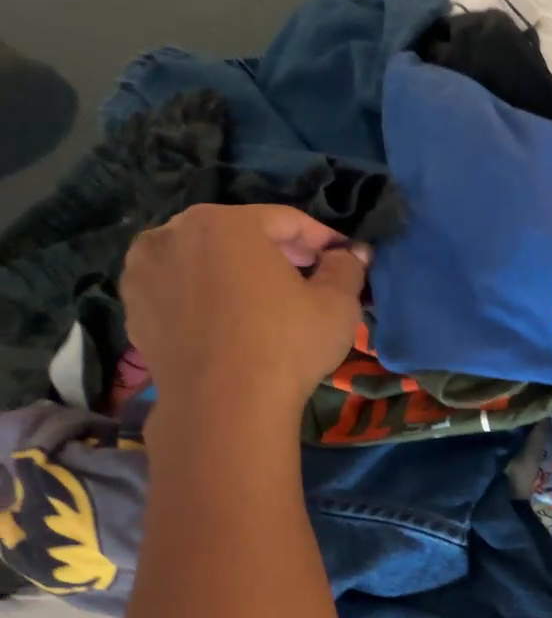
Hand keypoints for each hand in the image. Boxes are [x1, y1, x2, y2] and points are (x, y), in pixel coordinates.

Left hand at [120, 204, 369, 421]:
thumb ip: (346, 269)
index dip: (324, 239)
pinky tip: (232, 318)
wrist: (224, 398)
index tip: (347, 260)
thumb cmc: (288, 341)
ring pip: (205, 256)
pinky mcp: (134, 299)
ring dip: (239, 269)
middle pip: (240, 233)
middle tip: (312, 279)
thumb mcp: (339, 304)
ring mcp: (145, 264)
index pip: (287, 219)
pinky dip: (208, 290)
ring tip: (268, 299)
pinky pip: (180, 282)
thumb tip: (351, 254)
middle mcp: (175, 231)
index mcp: (228, 223)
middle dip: (279, 252)